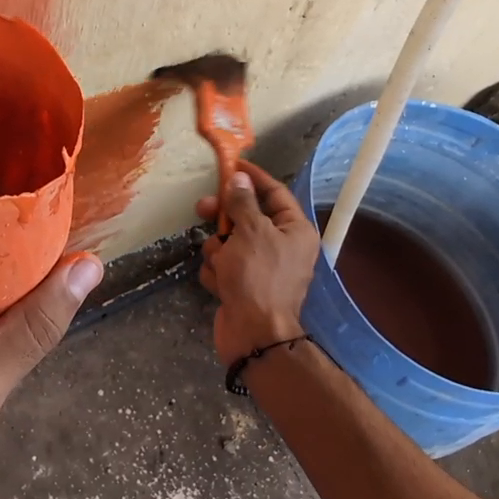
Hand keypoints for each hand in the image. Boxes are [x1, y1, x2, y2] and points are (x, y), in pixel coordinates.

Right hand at [196, 161, 321, 365]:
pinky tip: (220, 284)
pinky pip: (223, 267)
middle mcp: (282, 247)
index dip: (252, 178)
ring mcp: (262, 268)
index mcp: (295, 231)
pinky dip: (217, 273)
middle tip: (203, 209)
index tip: (231, 165)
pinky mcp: (243, 286)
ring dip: (218, 250)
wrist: (253, 333)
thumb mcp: (250, 231)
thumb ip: (242, 202)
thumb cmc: (257, 276)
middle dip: (225, 218)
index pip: (275, 193)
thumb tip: (240, 178)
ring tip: (221, 265)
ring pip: (230, 243)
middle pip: (247, 218)